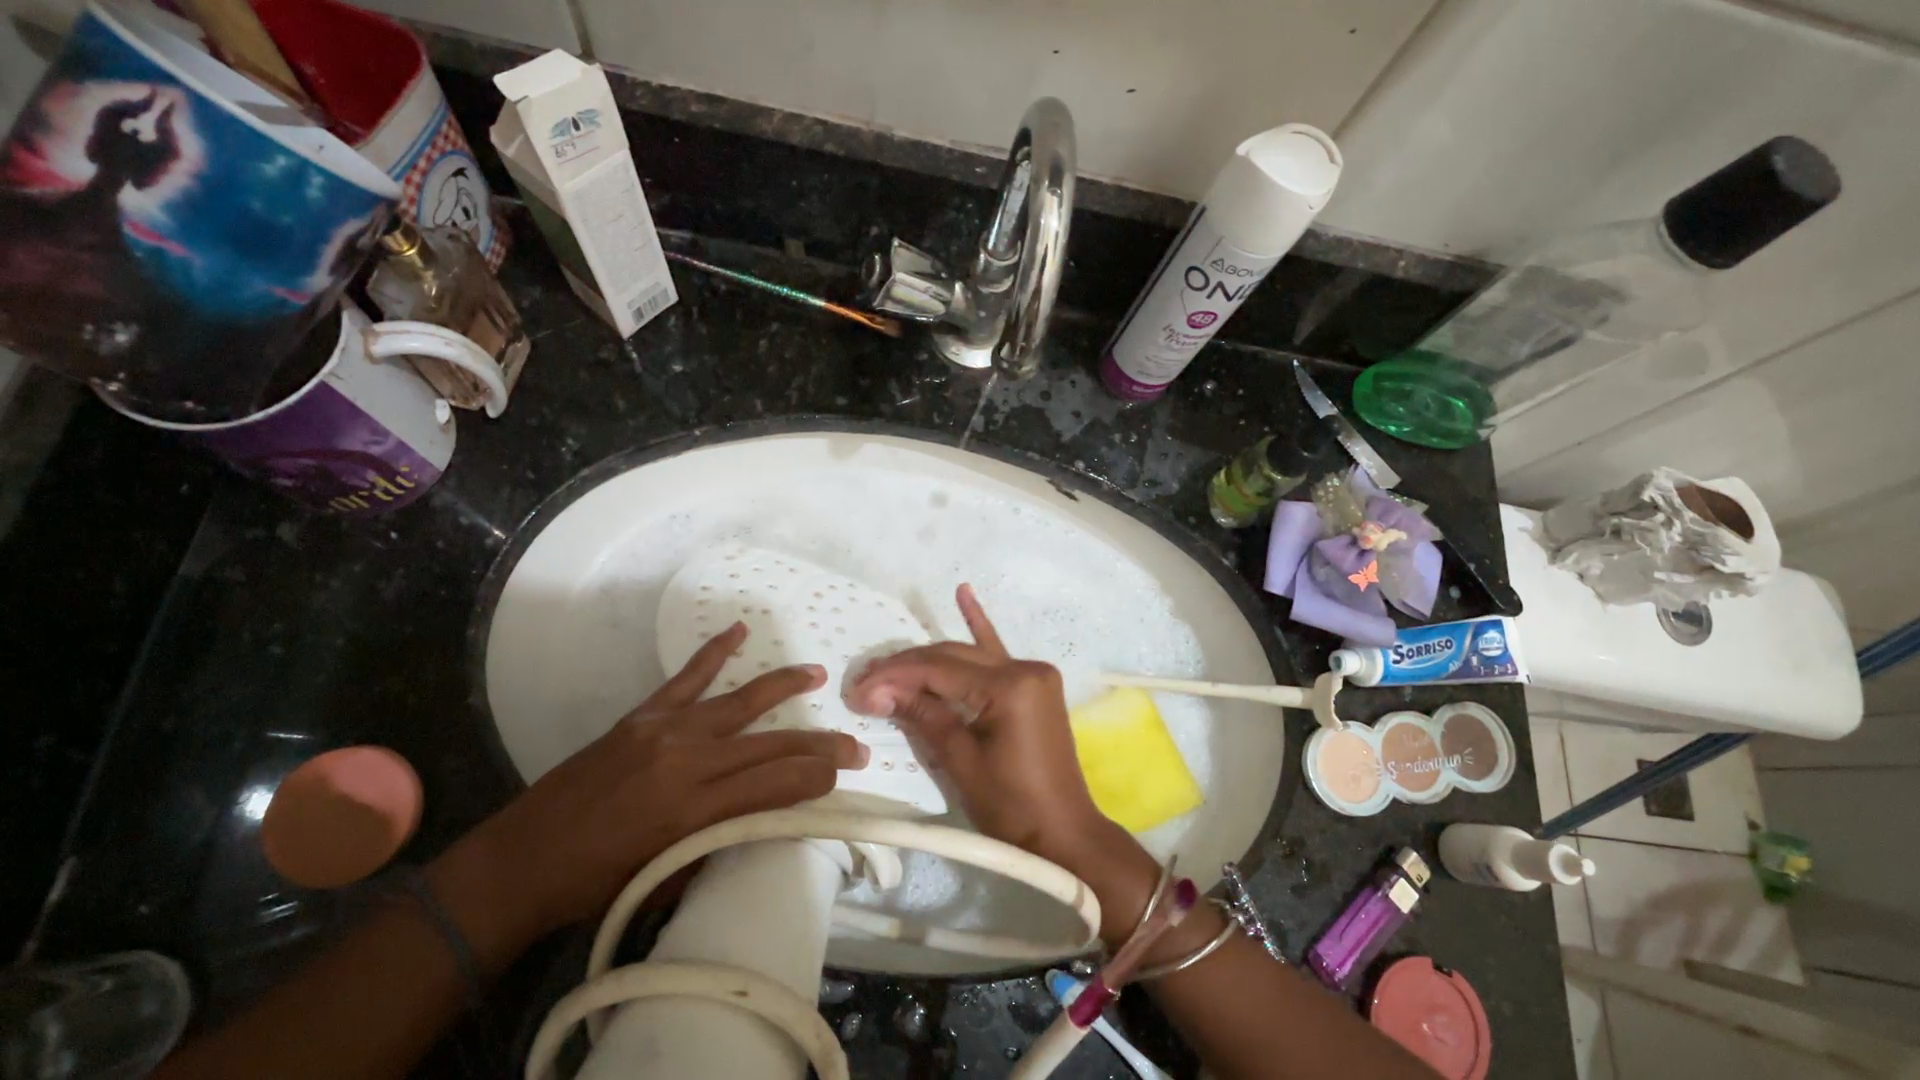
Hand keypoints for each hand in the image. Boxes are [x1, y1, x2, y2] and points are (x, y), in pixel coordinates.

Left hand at [453, 622, 867, 935]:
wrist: (522, 859)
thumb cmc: (597, 885)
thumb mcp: (670, 878)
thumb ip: (720, 841)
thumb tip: (766, 814)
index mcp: (693, 811)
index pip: (778, 783)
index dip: (819, 776)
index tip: (845, 774)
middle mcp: (686, 762)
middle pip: (770, 744)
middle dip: (819, 744)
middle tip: (856, 744)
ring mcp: (662, 732)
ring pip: (738, 703)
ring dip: (783, 686)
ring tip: (817, 673)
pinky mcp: (640, 718)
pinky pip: (685, 679)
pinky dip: (713, 653)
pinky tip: (737, 631)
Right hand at [848, 587, 1161, 945]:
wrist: (1063, 833)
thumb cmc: (1011, 806)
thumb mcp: (960, 762)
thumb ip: (923, 715)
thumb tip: (877, 690)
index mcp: (1010, 687)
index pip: (938, 670)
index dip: (894, 677)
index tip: (858, 691)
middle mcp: (1025, 668)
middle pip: (952, 657)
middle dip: (906, 669)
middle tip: (865, 685)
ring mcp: (1033, 674)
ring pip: (969, 655)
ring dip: (930, 658)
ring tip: (888, 662)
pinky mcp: (1034, 686)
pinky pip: (998, 652)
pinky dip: (980, 624)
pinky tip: (964, 594)